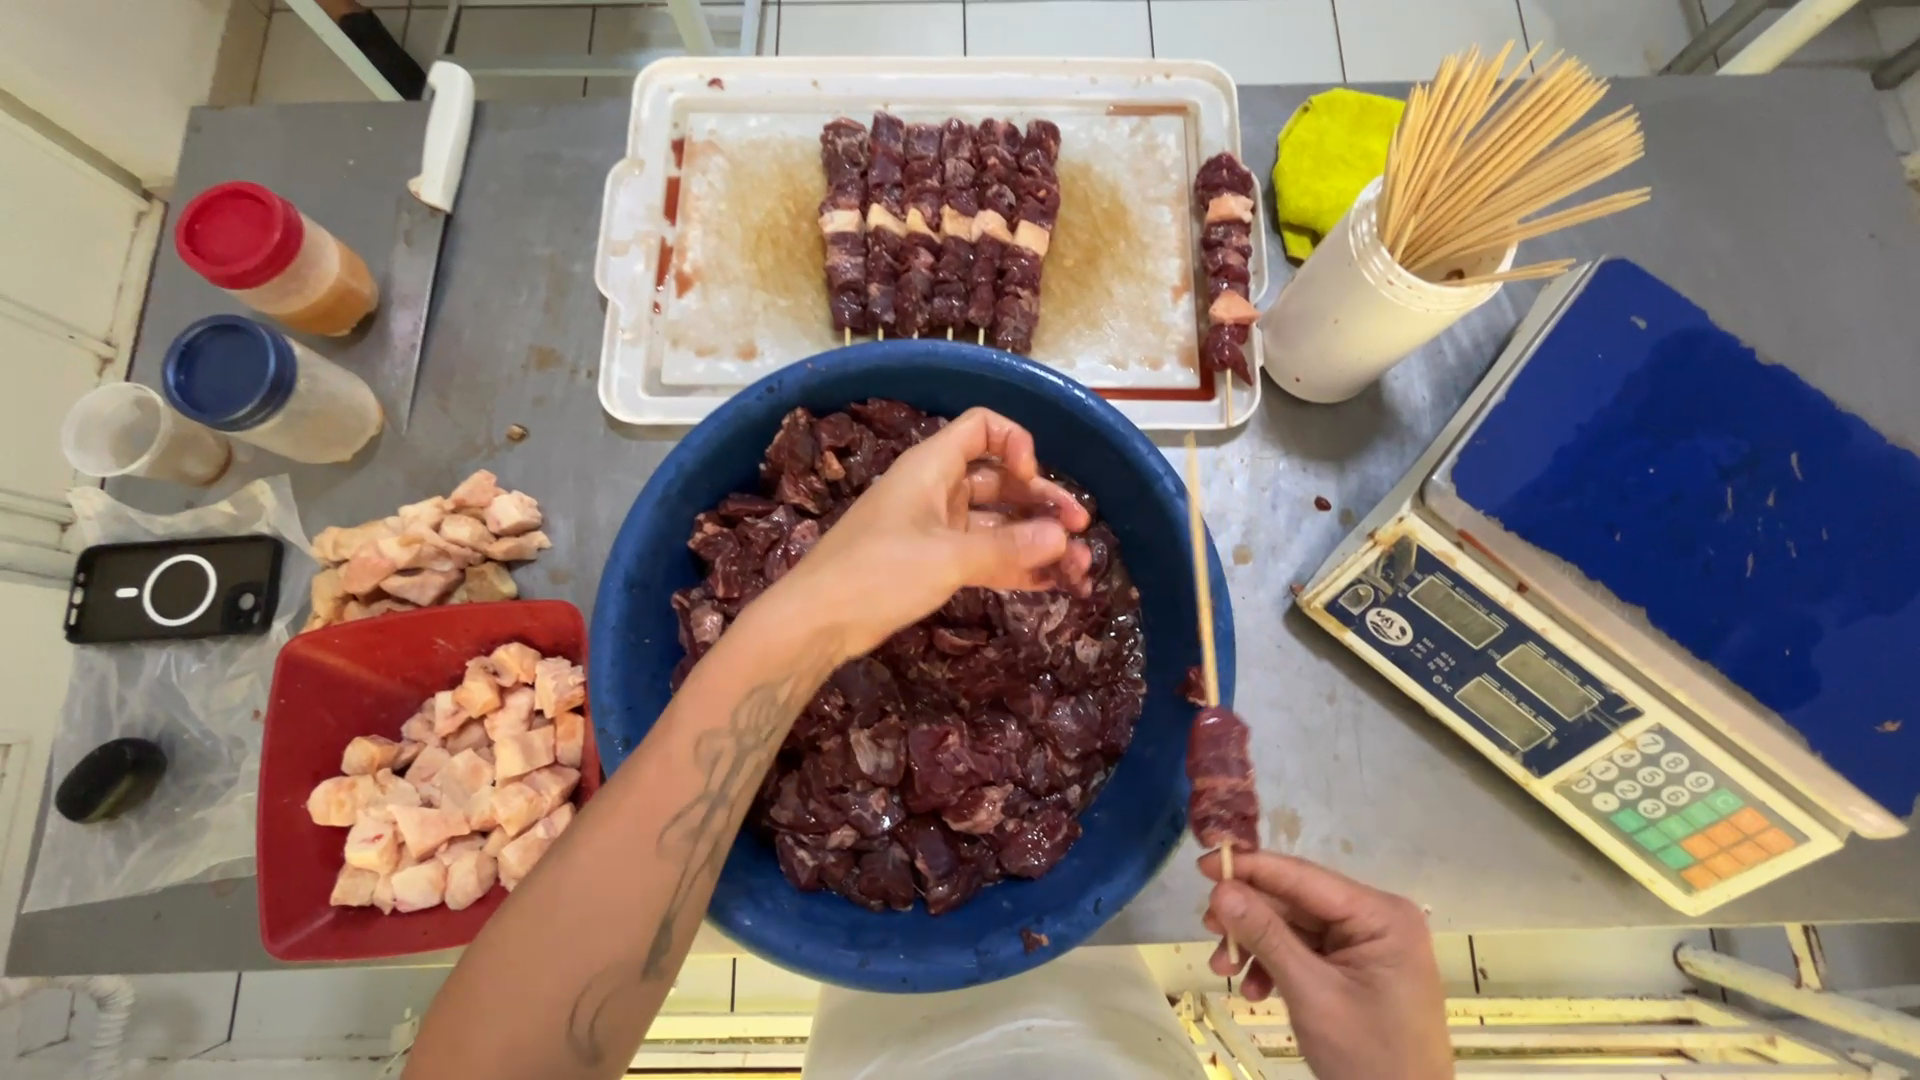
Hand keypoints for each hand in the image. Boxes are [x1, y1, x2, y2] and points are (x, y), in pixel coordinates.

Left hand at [773, 407, 1092, 657]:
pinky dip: (1014, 566)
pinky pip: (984, 555)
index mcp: (932, 466)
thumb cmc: (877, 572)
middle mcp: (936, 490)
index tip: (1031, 477)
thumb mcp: (947, 557)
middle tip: (1081, 530)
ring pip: (996, 523)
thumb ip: (1007, 547)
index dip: (1015, 443)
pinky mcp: (932, 563)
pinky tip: (1050, 584)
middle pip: (999, 480)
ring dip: (1035, 541)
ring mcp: (935, 528)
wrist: (817, 621)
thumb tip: (1062, 540)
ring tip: (1079, 568)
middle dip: (1041, 502)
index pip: (983, 427)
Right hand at [1199, 850, 1453, 1079]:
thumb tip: (1219, 888)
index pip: (1302, 876)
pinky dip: (1272, 965)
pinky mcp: (1353, 968)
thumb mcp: (1311, 993)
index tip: (1202, 866)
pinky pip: (1302, 950)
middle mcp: (1374, 918)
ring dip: (1254, 945)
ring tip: (1222, 968)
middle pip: (1293, 901)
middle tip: (1207, 927)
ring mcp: (1364, 944)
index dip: (1249, 867)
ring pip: (1291, 926)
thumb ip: (1265, 934)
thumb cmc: (1369, 1058)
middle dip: (1248, 918)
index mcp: (1380, 914)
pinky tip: (1253, 989)